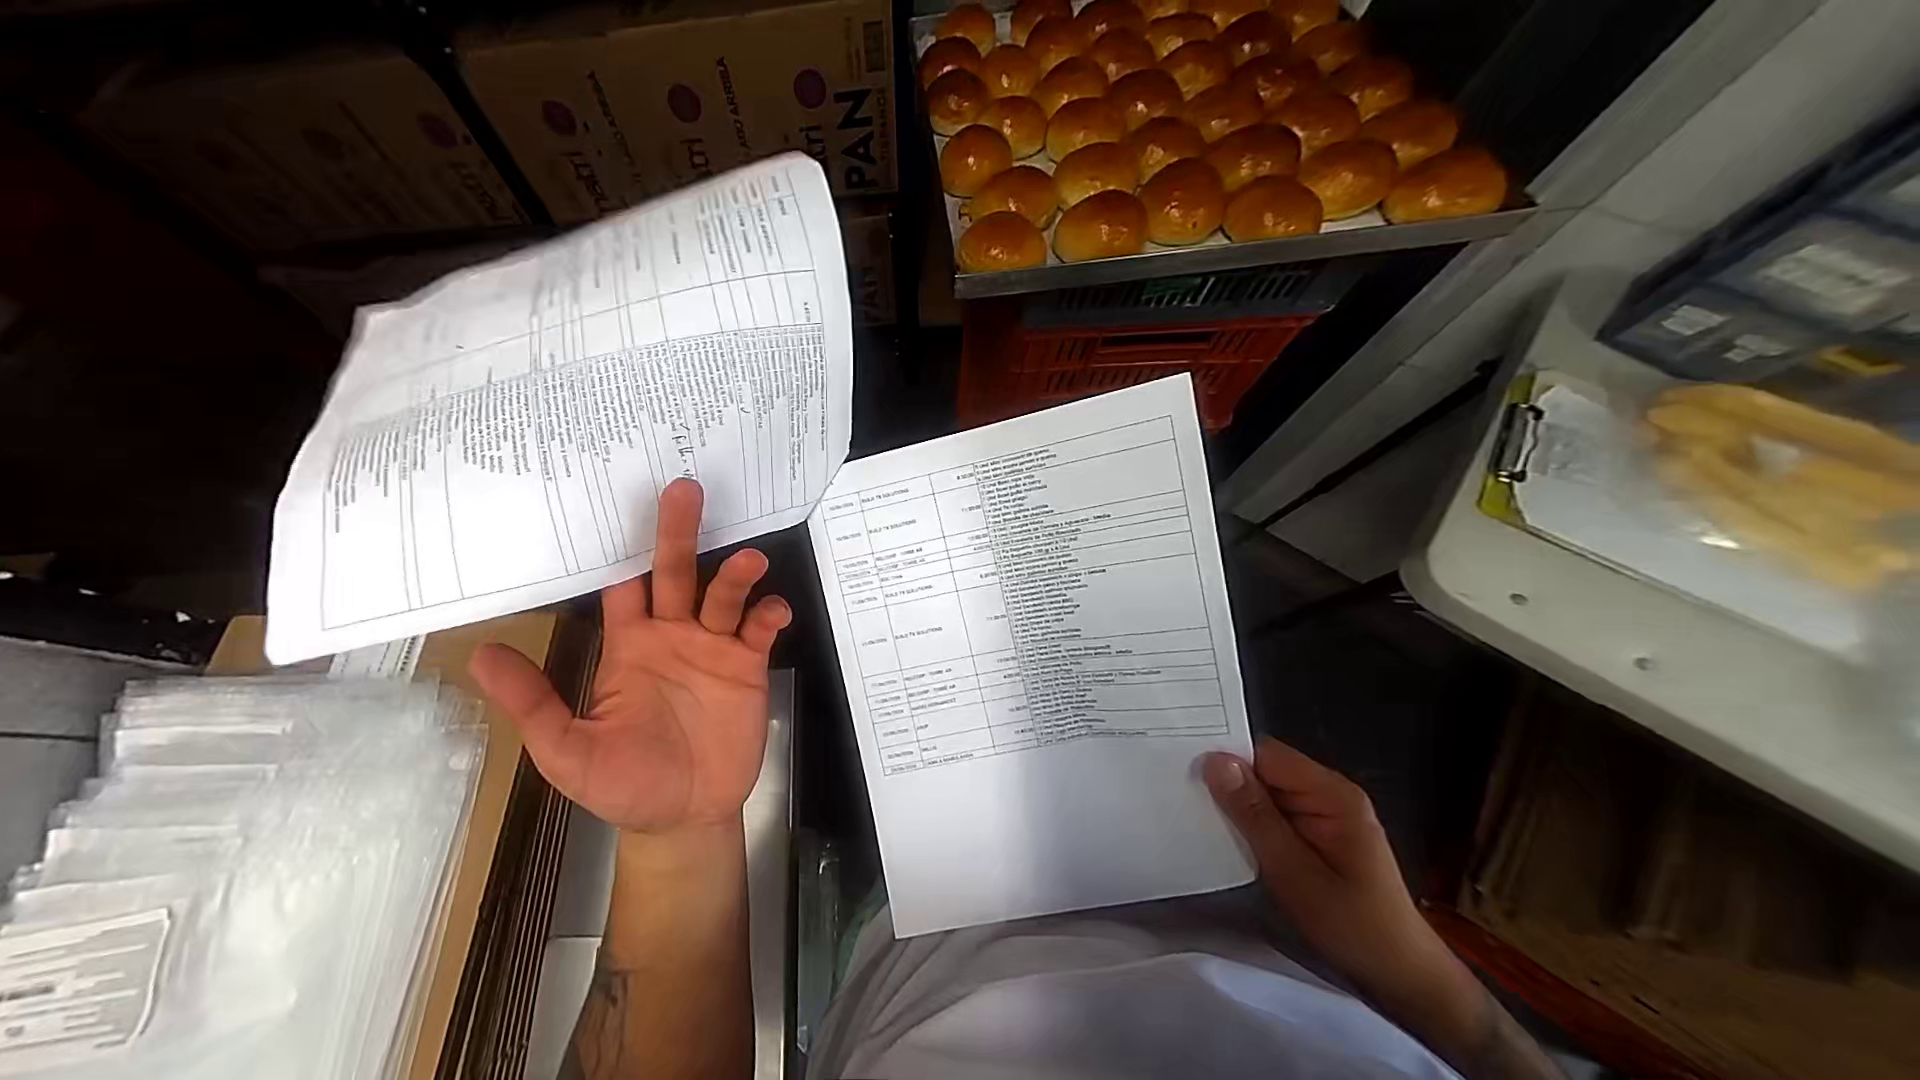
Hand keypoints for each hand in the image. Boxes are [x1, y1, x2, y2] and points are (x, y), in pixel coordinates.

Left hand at [471, 477, 792, 833]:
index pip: (623, 585)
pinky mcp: (747, 666)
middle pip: (676, 572)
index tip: (622, 504)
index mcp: (628, 646)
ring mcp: (713, 648)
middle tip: (685, 490)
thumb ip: (533, 702)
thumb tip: (479, 653)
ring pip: (724, 596)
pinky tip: (772, 611)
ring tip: (749, 561)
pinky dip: (768, 615)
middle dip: (679, 533)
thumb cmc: (623, 784)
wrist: (684, 816)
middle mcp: (672, 636)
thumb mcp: (566, 750)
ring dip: (736, 575)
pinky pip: (759, 630)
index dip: (623, 548)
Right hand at [1202, 737, 1448, 996]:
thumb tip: (1215, 761)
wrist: (1402, 979)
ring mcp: (1321, 815)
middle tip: (1177, 788)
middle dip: (1226, 780)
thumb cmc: (1352, 926)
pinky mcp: (1313, 835)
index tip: (1182, 763)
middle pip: (1265, 769)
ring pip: (1264, 792)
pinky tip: (1221, 833)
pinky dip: (1247, 822)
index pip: (1267, 754)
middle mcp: (1328, 794)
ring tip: (1189, 809)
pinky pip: (1272, 814)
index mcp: (1332, 794)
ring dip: (1234, 804)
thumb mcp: (1295, 872)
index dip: (1226, 755)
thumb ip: (1254, 815)